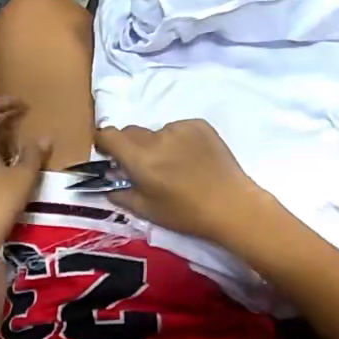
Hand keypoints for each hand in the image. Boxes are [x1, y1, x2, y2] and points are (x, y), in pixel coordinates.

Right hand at [93, 120, 270, 243]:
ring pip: (157, 132)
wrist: (233, 206)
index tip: (110, 156)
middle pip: (131, 132)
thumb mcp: (147, 211)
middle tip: (145, 168)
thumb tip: (108, 185)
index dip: (105, 143)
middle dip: (131, 147)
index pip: (108, 134)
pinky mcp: (199, 125)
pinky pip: (178, 129)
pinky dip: (179, 141)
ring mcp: (179, 127)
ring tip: (176, 167)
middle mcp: (156, 137)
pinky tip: (193, 160)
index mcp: (139, 158)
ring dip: (157, 144)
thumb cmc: (186, 214)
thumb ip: (121, 195)